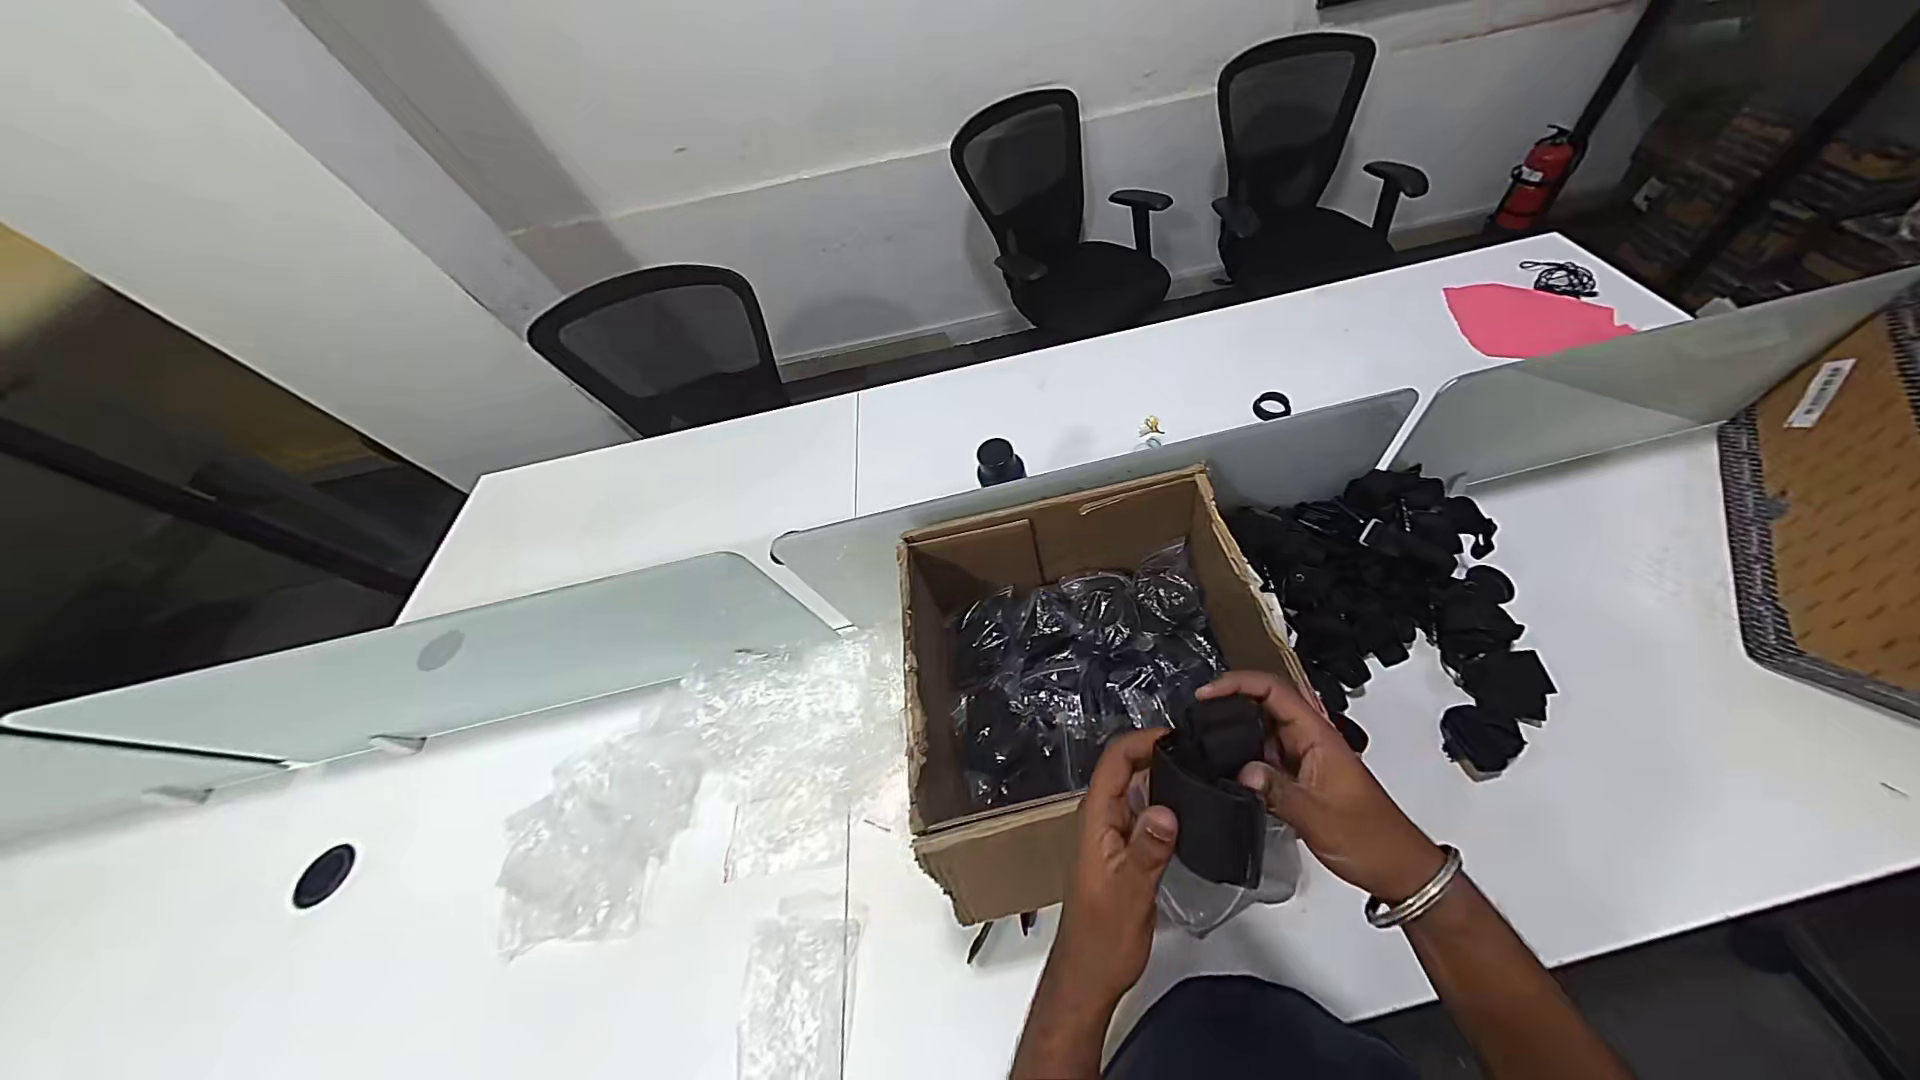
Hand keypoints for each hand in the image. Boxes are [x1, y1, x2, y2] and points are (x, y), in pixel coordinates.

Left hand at [1052, 727, 1177, 1005]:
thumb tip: (1167, 810)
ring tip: (1198, 770)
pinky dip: (1164, 802)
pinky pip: (1143, 813)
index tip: (1174, 736)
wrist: (1090, 971)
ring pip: (1135, 790)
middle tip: (1195, 750)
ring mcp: (1112, 833)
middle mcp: (1101, 818)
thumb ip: (1147, 850)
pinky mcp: (1124, 849)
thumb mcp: (1129, 892)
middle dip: (1154, 752)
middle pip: (1124, 769)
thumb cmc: (1102, 936)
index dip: (1140, 742)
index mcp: (1095, 818)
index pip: (1114, 762)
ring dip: (1160, 775)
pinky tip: (1189, 808)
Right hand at [1197, 671, 1444, 902]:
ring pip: (1261, 728)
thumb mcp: (1319, 816)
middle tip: (1198, 711)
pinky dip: (1242, 754)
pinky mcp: (1298, 775)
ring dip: (1234, 729)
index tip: (1208, 693)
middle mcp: (1310, 740)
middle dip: (1229, 700)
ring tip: (1206, 738)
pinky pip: (1263, 753)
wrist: (1397, 870)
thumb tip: (1241, 772)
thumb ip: (1276, 792)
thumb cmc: (1373, 839)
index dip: (1238, 683)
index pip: (1274, 690)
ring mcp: (1303, 757)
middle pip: (1264, 702)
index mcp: (1319, 736)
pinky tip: (1227, 768)